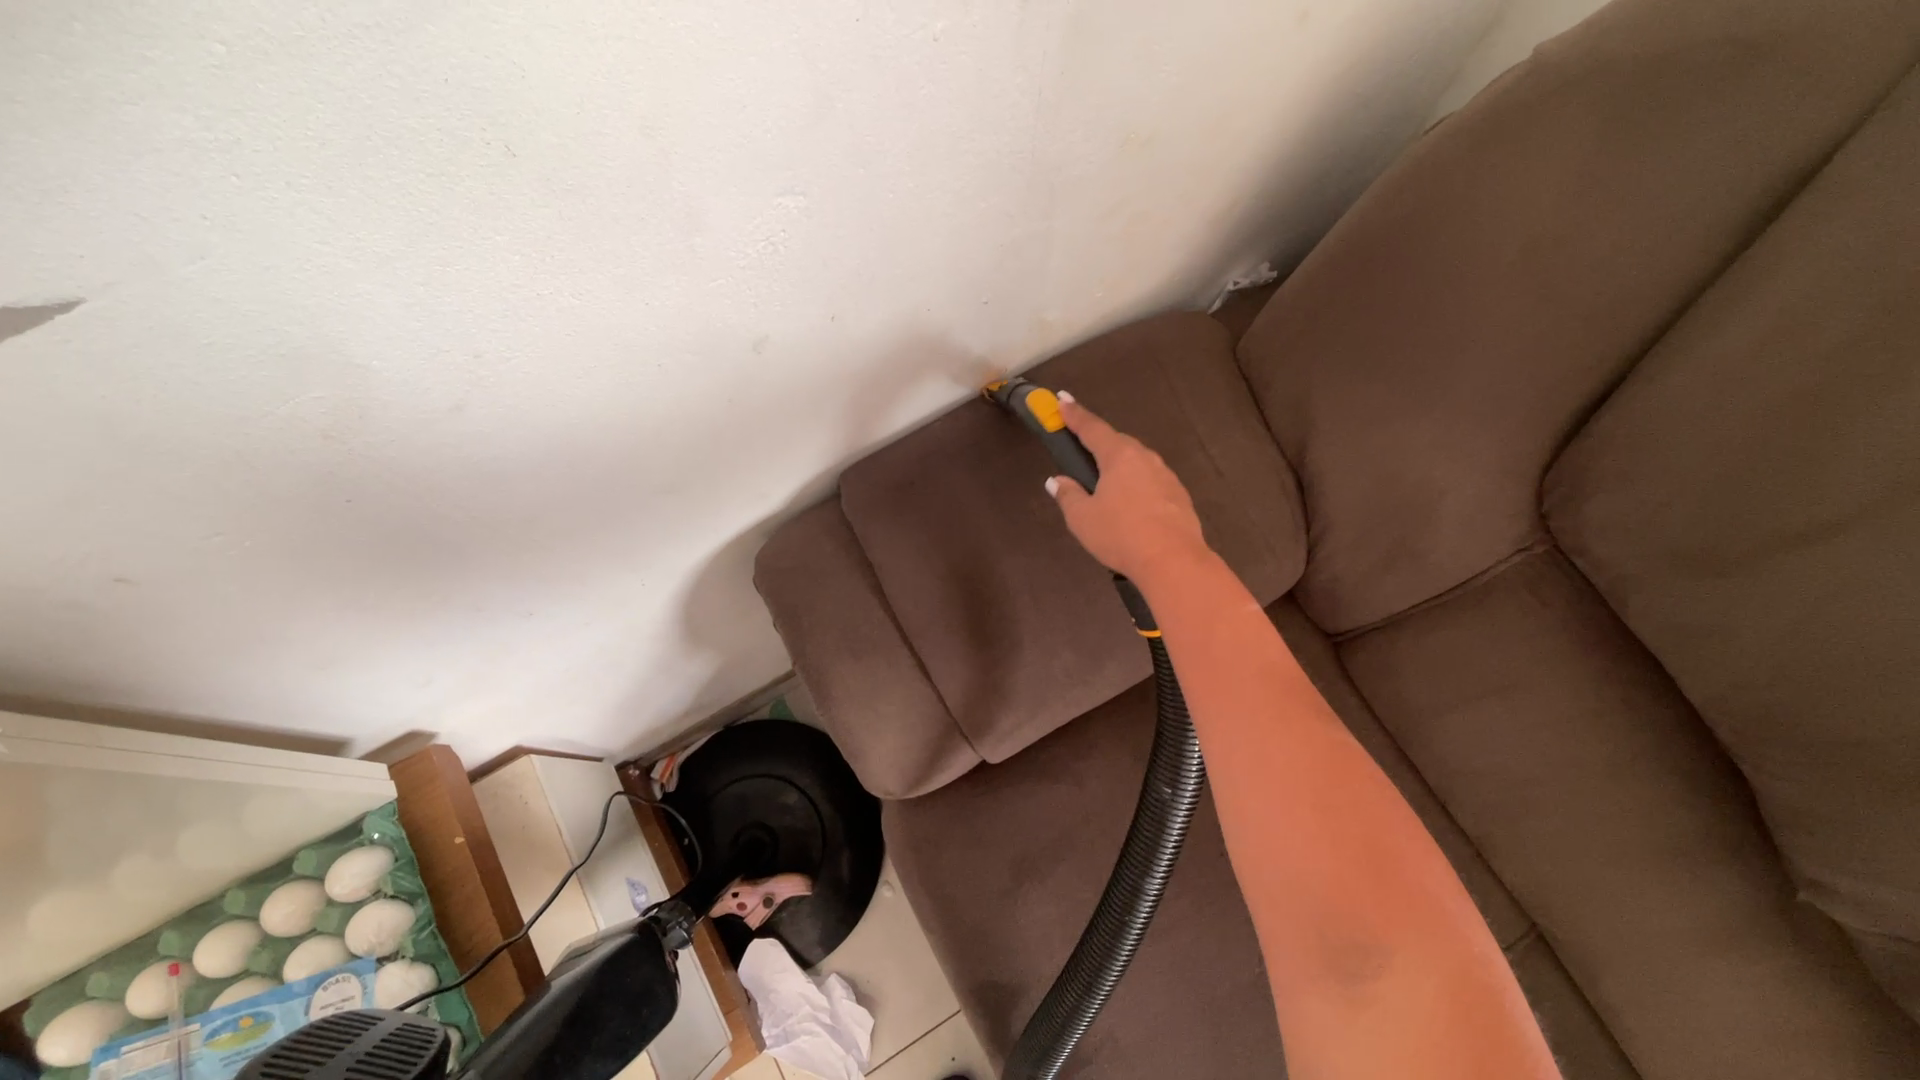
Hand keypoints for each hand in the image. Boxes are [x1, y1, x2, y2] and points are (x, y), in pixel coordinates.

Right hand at [1046, 393, 1212, 585]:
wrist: (1174, 560)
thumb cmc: (1121, 535)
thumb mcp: (1083, 519)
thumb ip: (1068, 495)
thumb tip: (1058, 480)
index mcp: (1118, 456)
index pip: (1091, 428)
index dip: (1074, 414)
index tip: (1062, 399)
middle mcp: (1144, 457)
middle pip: (1117, 443)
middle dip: (1098, 442)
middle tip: (1082, 449)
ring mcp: (1166, 475)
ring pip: (1137, 462)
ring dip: (1119, 466)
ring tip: (1106, 485)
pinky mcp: (1179, 495)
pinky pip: (1150, 481)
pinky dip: (1136, 485)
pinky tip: (1131, 505)